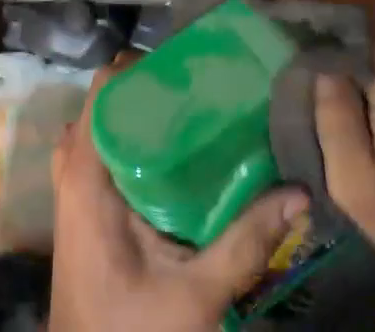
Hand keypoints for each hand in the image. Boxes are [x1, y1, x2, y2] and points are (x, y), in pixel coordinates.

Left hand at [48, 62, 308, 331]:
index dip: (146, 69)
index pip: (106, 89)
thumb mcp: (196, 292)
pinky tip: (183, 158)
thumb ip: (245, 242)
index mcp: (87, 173)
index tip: (196, 70)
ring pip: (111, 128)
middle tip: (209, 94)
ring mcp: (75, 186)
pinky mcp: (86, 206)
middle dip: (156, 93)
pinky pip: (109, 154)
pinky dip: (139, 146)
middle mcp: (73, 167)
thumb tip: (301, 193)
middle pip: (111, 104)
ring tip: (200, 117)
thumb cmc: (131, 328)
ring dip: (148, 120)